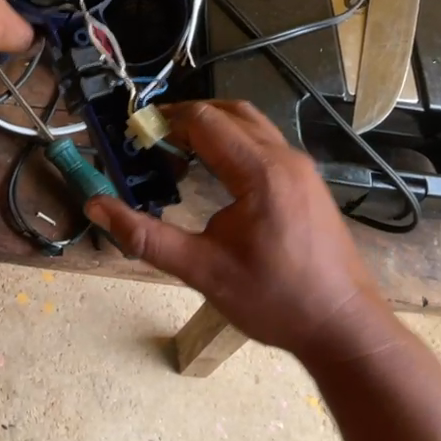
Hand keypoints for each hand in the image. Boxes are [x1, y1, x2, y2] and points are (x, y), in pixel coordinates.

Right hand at [84, 101, 399, 362]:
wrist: (345, 328)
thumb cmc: (275, 300)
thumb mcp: (202, 270)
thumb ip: (145, 236)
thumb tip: (95, 205)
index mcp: (260, 172)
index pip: (205, 120)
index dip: (165, 120)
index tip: (135, 134)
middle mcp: (284, 159)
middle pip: (228, 112)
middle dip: (186, 117)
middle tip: (152, 139)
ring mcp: (301, 168)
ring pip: (250, 122)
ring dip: (212, 126)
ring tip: (177, 150)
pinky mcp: (307, 182)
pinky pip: (264, 141)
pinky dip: (233, 140)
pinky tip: (213, 172)